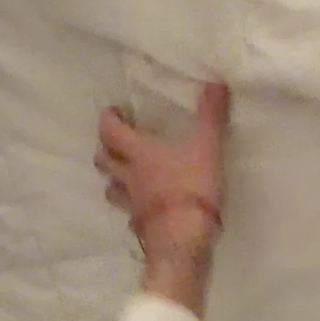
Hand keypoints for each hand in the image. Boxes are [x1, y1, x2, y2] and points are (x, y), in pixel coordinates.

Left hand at [95, 82, 230, 313]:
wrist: (185, 240)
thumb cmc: (192, 188)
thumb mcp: (207, 146)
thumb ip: (211, 115)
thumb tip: (215, 80)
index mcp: (139, 153)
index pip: (111, 131)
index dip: (109, 119)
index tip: (113, 111)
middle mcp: (128, 177)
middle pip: (103, 160)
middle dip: (106, 148)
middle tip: (118, 142)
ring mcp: (131, 204)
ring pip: (111, 187)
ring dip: (115, 178)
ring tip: (128, 174)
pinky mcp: (140, 226)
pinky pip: (130, 213)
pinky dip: (134, 206)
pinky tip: (146, 207)